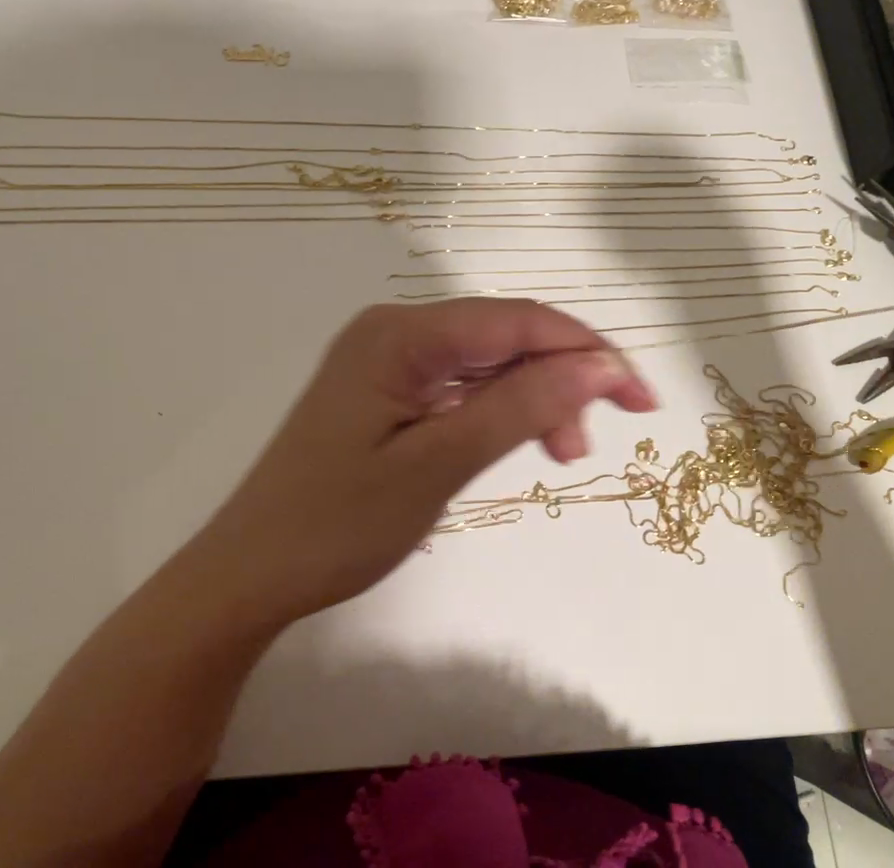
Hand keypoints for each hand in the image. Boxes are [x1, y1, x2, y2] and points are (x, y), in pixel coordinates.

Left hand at [196, 299, 656, 620]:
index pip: (516, 320)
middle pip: (502, 337)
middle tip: (586, 449)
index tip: (642, 399)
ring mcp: (385, 362)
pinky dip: (496, 414)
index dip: (587, 351)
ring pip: (485, 364)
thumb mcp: (439, 465)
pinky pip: (458, 388)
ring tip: (559, 458)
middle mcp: (392, 331)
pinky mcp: (383, 394)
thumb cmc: (338, 524)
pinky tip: (517, 443)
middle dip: (559, 380)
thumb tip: (601, 364)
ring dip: (532, 400)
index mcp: (400, 333)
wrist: (251, 573)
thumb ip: (520, 407)